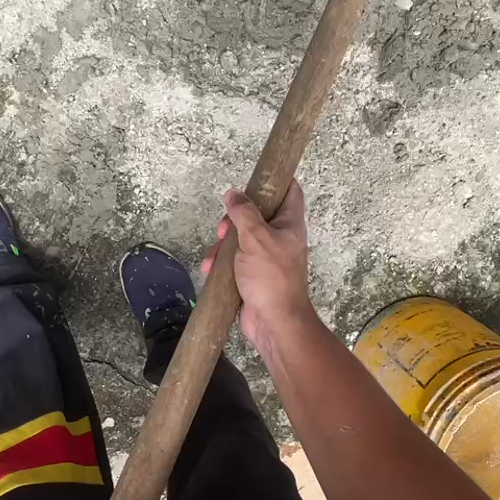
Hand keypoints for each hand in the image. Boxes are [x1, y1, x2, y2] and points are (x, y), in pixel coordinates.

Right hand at [201, 181, 317, 357]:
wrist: (273, 322)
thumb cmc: (272, 277)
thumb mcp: (256, 238)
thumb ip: (243, 212)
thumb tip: (232, 194)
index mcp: (289, 224)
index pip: (290, 191)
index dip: (276, 180)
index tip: (255, 177)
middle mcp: (279, 237)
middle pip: (254, 214)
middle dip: (233, 219)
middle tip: (224, 228)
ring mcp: (264, 256)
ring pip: (239, 237)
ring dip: (222, 244)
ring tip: (215, 255)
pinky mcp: (250, 273)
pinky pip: (232, 260)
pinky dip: (220, 262)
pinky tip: (209, 269)